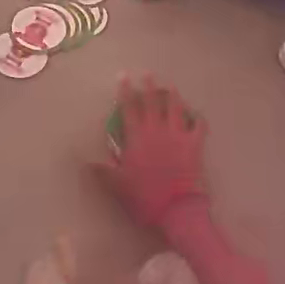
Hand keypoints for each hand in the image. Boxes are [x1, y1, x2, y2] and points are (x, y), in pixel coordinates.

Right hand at [95, 76, 206, 229]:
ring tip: (171, 86)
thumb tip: (85, 161)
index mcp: (137, 138)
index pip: (129, 109)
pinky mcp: (195, 145)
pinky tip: (197, 114)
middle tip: (148, 73)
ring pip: (176, 109)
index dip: (125, 91)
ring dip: (173, 96)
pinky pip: (199, 126)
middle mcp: (157, 130)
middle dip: (149, 87)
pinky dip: (198, 118)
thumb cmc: (145, 197)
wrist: (178, 209)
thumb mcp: (118, 185)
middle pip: (153, 103)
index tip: (124, 76)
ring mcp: (178, 135)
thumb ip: (102, 171)